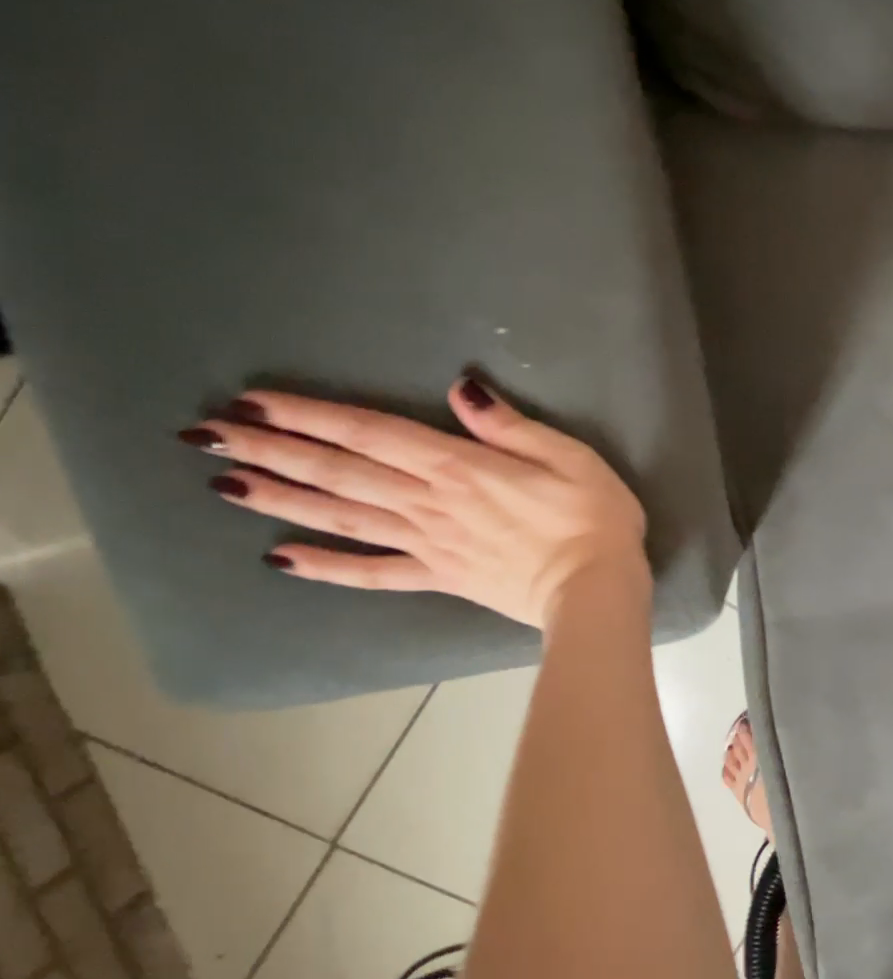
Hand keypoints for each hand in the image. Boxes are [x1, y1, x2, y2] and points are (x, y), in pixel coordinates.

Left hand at [179, 375, 648, 628]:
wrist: (596, 587)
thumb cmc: (593, 515)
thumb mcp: (569, 455)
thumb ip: (510, 426)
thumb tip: (461, 391)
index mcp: (460, 467)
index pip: (373, 434)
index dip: (313, 414)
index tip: (255, 400)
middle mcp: (430, 503)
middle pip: (342, 473)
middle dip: (275, 450)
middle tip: (209, 434)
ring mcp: (429, 545)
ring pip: (345, 518)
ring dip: (284, 499)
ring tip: (225, 483)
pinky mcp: (440, 578)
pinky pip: (373, 574)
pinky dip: (326, 567)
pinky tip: (280, 559)